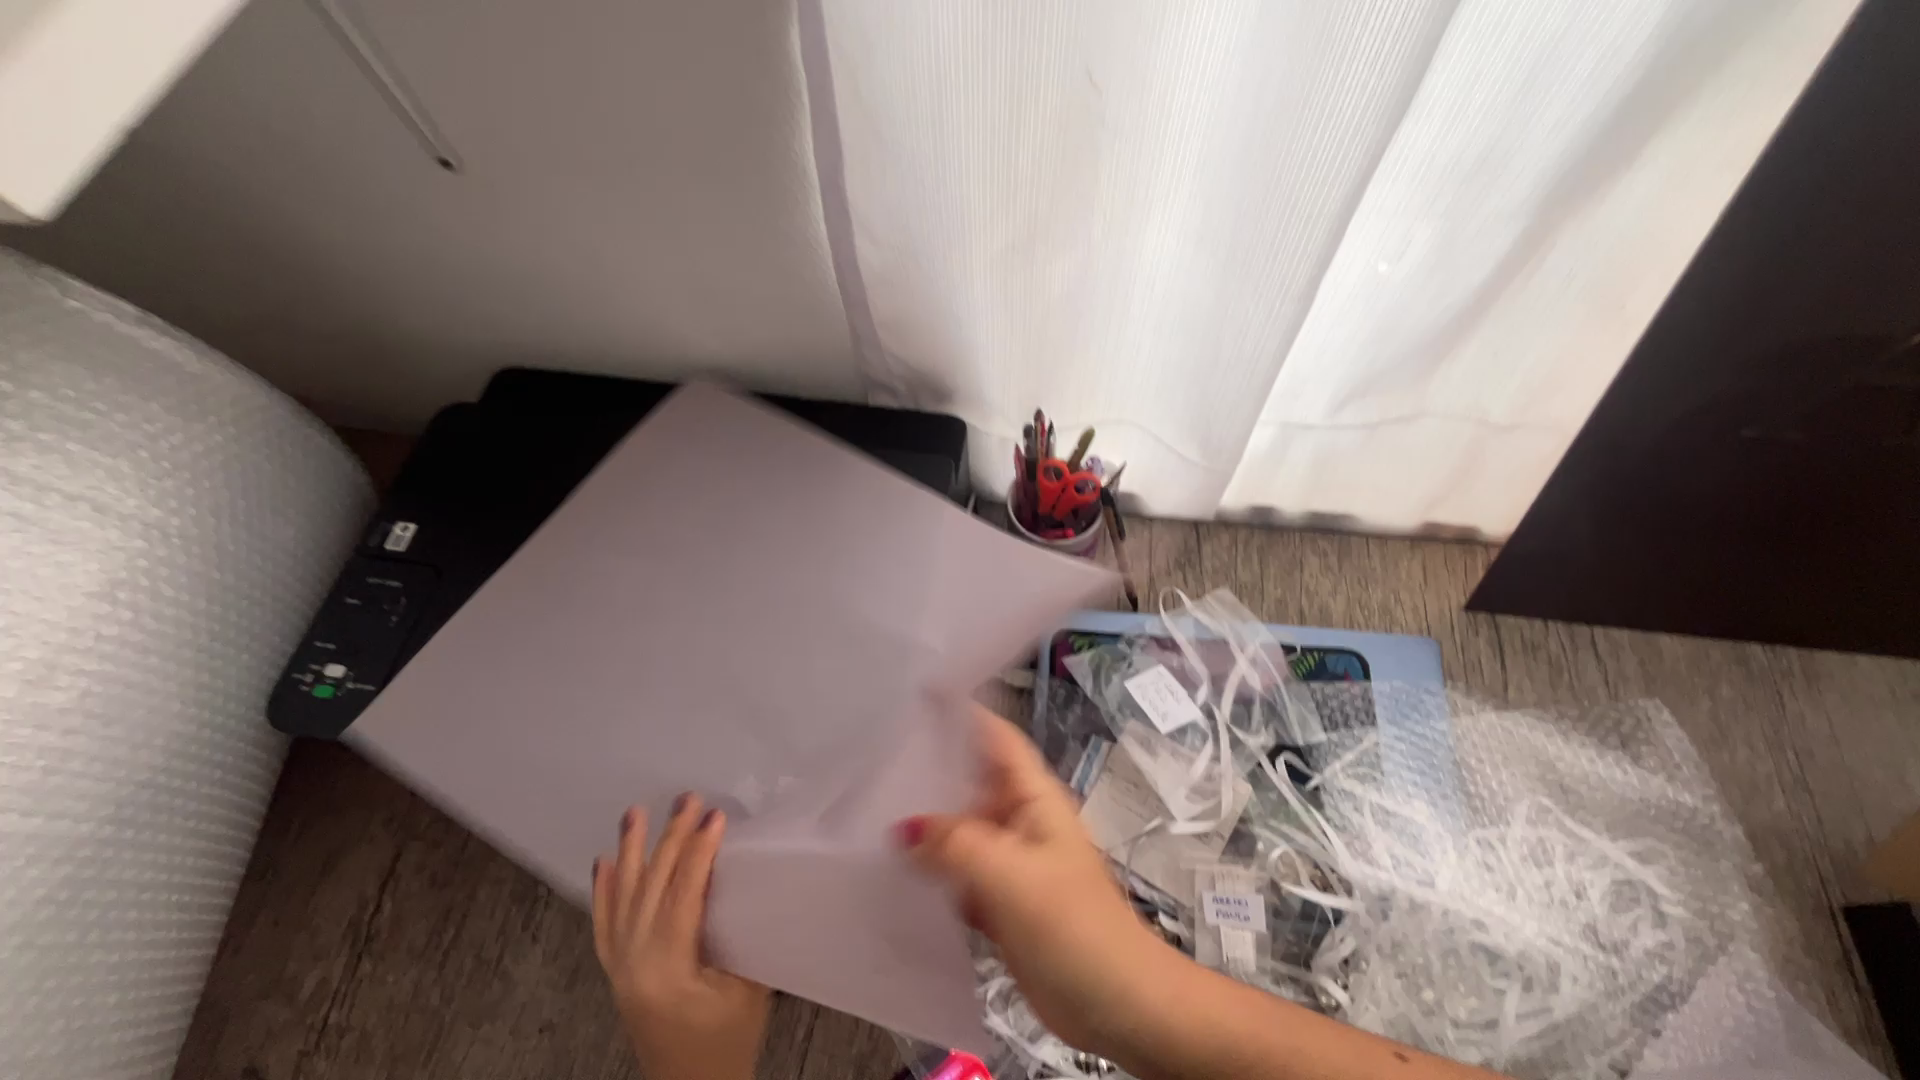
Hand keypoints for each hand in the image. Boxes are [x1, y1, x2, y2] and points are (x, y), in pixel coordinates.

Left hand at [594, 794, 770, 1079]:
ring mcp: (619, 969)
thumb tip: (738, 877)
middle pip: (651, 888)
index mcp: (668, 969)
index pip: (682, 895)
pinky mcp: (616, 973)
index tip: (715, 815)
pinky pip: (605, 924)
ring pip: (622, 899)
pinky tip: (605, 861)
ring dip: (631, 852)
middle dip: (669, 839)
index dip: (699, 852)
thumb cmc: (728, 1040)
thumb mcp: (746, 987)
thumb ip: (736, 932)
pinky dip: (604, 890)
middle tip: (687, 799)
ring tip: (635, 812)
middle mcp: (634, 964)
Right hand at [897, 705, 1180, 1054]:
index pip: (994, 738)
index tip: (913, 694)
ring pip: (958, 831)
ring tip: (865, 807)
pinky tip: (891, 869)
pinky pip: (957, 874)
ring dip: (925, 824)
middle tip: (868, 757)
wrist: (1116, 1003)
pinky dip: (931, 870)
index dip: (961, 713)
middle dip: (927, 770)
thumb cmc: (1074, 927)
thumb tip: (902, 828)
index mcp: (1034, 798)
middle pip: (968, 783)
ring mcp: (1008, 863)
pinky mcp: (999, 902)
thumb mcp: (1013, 877)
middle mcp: (1019, 821)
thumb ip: (956, 846)